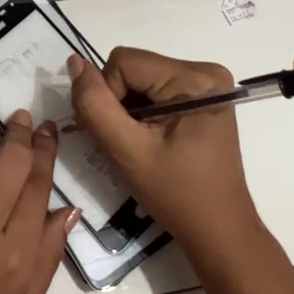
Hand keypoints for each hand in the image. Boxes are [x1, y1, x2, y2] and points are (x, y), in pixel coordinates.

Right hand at [68, 48, 260, 258]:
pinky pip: (155, 90)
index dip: (107, 95)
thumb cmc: (176, 194)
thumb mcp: (127, 151)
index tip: (117, 135)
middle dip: (118, 103)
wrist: (218, 230)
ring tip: (137, 145)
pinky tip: (149, 140)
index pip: (124, 62)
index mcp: (195, 78)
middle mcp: (205, 71)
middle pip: (133, 68)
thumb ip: (95, 105)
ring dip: (128, 110)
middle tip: (123, 143)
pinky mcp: (203, 98)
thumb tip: (74, 63)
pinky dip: (142, 113)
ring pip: (140, 79)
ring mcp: (206, 84)